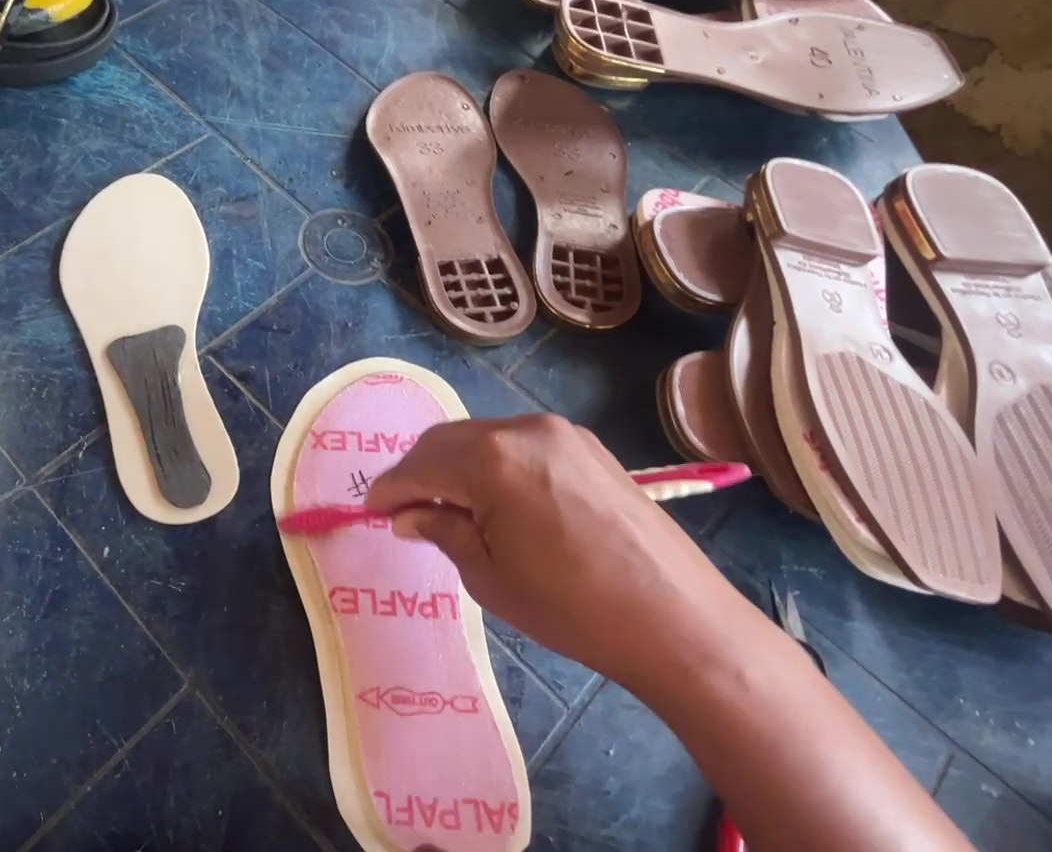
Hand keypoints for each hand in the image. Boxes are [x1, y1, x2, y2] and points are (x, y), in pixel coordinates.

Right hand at [365, 414, 760, 687]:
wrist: (679, 622)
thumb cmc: (570, 607)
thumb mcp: (487, 576)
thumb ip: (440, 531)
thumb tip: (409, 515)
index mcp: (489, 459)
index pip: (418, 465)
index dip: (389, 489)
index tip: (372, 511)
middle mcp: (522, 429)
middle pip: (445, 440)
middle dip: (419, 473)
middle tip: (408, 513)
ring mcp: (560, 433)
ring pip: (482, 437)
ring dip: (455, 466)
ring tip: (453, 510)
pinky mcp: (588, 446)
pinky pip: (518, 444)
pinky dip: (492, 464)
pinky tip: (497, 501)